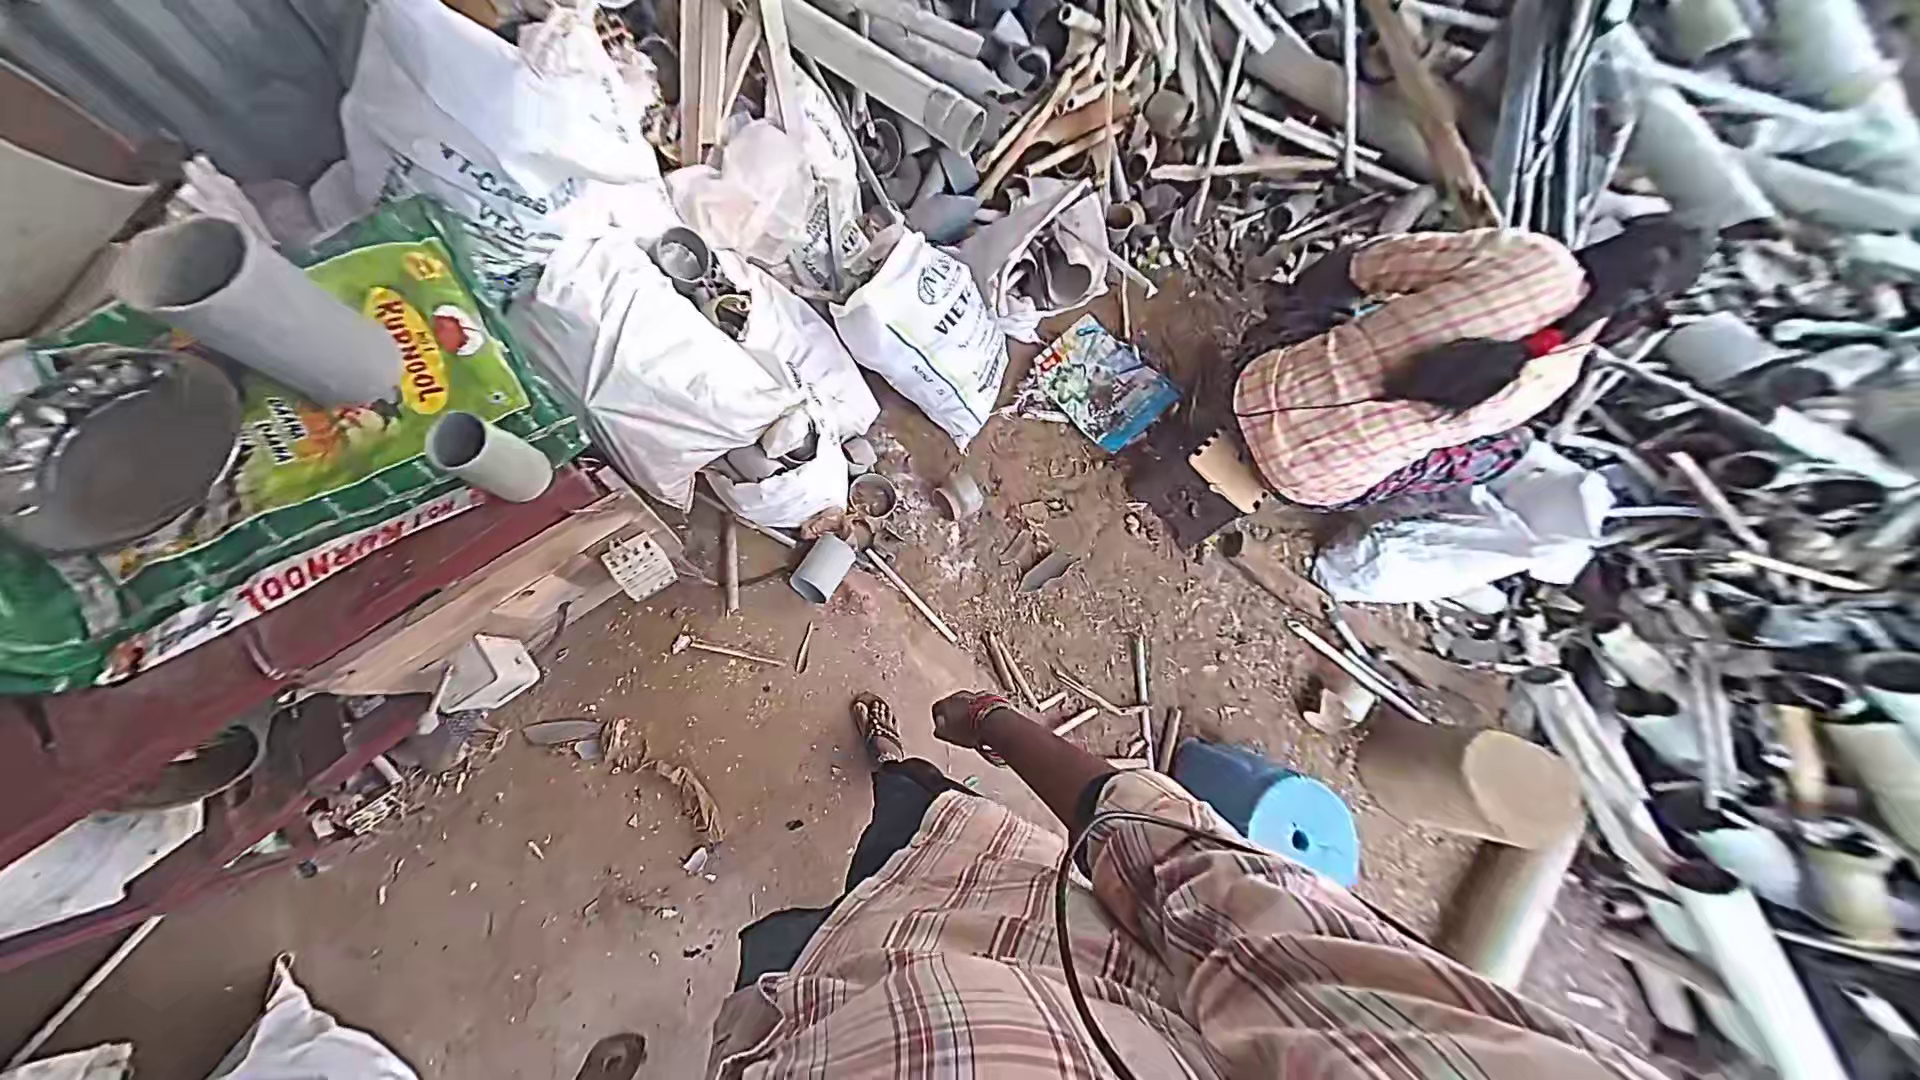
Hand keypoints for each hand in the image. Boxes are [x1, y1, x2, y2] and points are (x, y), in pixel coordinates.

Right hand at [932, 691, 1006, 748]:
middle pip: (952, 704)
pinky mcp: (987, 697)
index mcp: (945, 703)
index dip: (938, 719)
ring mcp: (973, 695)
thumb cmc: (969, 728)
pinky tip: (981, 723)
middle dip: (954, 715)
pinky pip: (979, 704)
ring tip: (971, 727)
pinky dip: (978, 711)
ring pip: (966, 703)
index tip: (941, 726)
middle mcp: (958, 696)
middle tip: (957, 728)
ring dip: (967, 712)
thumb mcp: (948, 735)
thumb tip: (938, 730)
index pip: (936, 708)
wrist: (992, 722)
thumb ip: (939, 731)